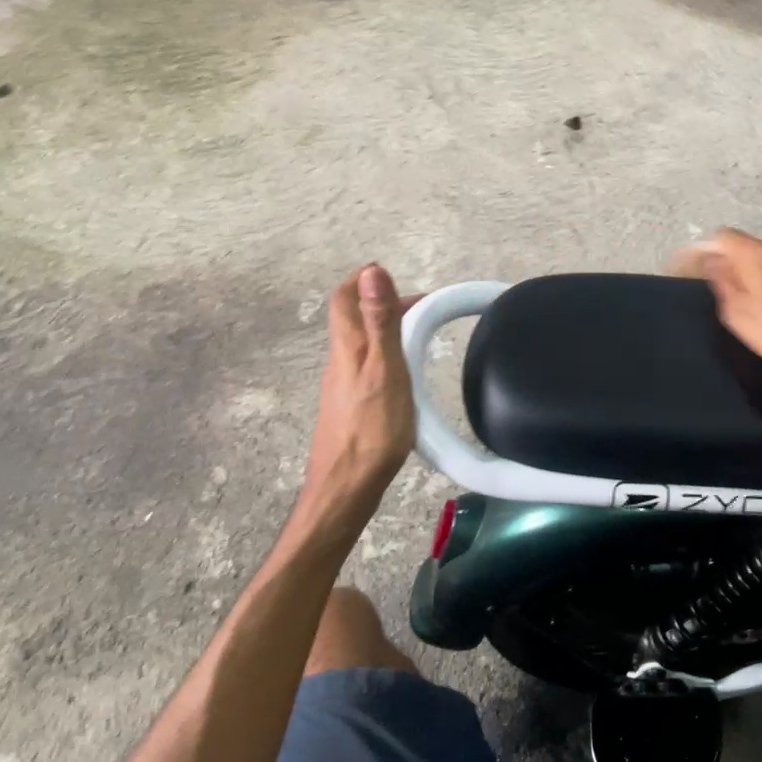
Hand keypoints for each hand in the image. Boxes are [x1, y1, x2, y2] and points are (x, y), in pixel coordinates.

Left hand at [307, 264, 421, 501]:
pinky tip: (404, 373)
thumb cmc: (372, 431)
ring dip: (385, 329)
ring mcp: (342, 387)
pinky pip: (365, 366)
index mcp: (348, 349)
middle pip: (352, 320)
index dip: (362, 280)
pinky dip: (386, 355)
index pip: (343, 300)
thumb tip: (372, 271)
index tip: (390, 273)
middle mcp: (340, 362)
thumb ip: (380, 322)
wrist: (346, 490)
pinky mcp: (350, 407)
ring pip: (360, 344)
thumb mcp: (385, 371)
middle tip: (421, 305)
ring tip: (420, 334)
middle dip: (381, 302)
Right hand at [673, 229, 761, 411]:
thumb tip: (713, 263)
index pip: (722, 237)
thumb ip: (722, 284)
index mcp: (757, 252)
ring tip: (757, 301)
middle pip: (750, 248)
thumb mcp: (740, 315)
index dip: (702, 251)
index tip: (688, 268)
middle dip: (734, 264)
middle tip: (723, 287)